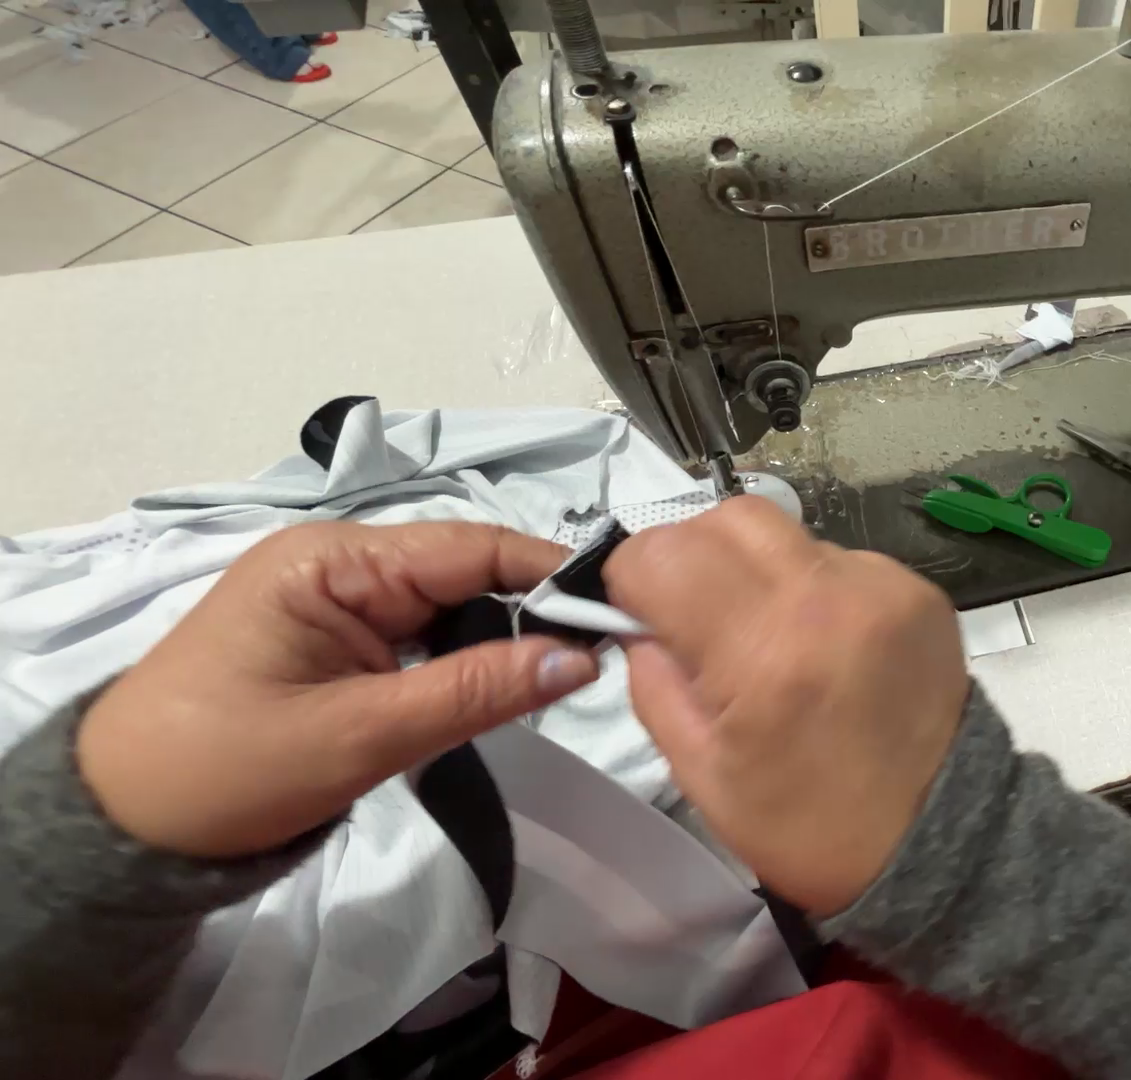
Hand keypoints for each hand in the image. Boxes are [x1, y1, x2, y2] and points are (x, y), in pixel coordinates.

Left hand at [78, 521, 601, 858]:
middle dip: (537, 609)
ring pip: (465, 600)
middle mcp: (348, 562)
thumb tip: (585, 660)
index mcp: (337, 562)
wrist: (120, 836)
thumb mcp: (362, 735)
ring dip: (511, 634)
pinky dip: (481, 652)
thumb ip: (480, 690)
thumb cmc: (225, 776)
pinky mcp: (355, 631)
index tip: (617, 617)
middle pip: (476, 569)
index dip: (553, 577)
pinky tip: (508, 678)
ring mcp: (351, 595)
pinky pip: (441, 627)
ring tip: (561, 671)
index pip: (476, 548)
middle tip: (599, 657)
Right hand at [606, 496, 968, 915]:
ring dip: (758, 568)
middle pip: (732, 516)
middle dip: (695, 553)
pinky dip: (817, 586)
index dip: (634, 576)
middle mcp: (828, 596)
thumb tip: (640, 618)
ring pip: (789, 533)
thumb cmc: (809, 824)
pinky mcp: (920, 590)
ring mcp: (883, 586)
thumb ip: (655, 680)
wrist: (934, 832)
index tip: (641, 610)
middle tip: (700, 612)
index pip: (665, 552)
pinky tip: (828, 640)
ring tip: (772, 631)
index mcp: (764, 651)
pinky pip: (843, 560)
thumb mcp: (702, 774)